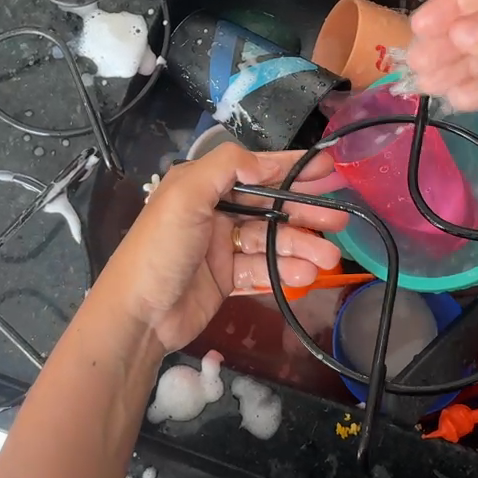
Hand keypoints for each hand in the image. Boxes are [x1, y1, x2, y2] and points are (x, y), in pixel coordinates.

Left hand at [91, 143, 346, 353]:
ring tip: (329, 258)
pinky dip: (285, 271)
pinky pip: (263, 269)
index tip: (328, 167)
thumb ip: (226, 167)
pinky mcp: (226, 278)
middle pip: (269, 206)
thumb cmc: (160, 248)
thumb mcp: (186, 194)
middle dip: (305, 211)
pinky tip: (306, 275)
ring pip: (271, 241)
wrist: (137, 315)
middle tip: (340, 218)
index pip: (255, 169)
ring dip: (301, 247)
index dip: (292, 167)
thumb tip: (266, 162)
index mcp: (202, 184)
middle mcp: (214, 211)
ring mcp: (221, 247)